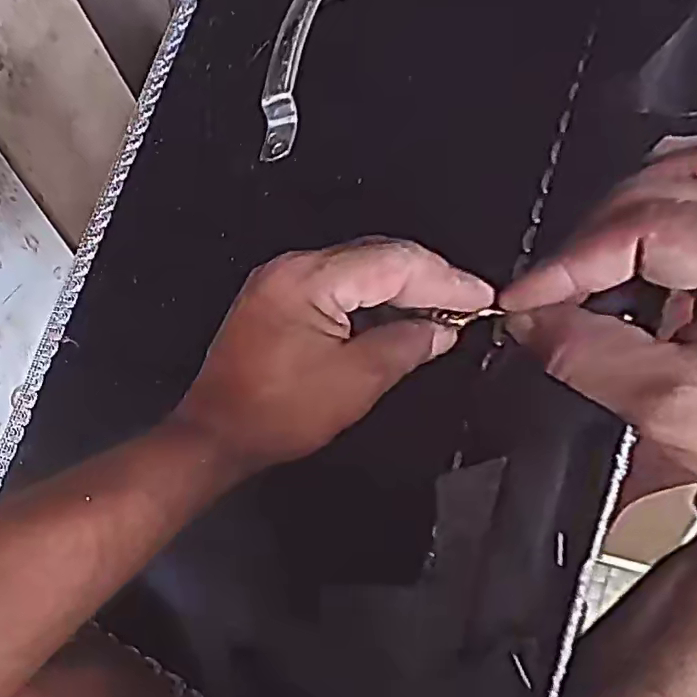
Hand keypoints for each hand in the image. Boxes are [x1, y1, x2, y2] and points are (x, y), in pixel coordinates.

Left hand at [170, 238, 492, 471]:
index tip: (480, 298)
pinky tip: (385, 326)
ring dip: (392, 296)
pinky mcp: (267, 305)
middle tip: (463, 309)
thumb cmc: (271, 416)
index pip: (395, 261)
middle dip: (423, 283)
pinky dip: (359, 306)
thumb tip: (441, 327)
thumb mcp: (356, 381)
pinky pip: (325, 292)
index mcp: (305, 280)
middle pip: (373, 259)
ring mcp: (272, 286)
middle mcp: (285, 271)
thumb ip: (407, 343)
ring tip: (432, 321)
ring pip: (351, 275)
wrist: (215, 436)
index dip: (446, 280)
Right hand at [502, 138, 696, 516]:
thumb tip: (527, 317)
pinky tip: (631, 272)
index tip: (521, 301)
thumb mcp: (668, 403)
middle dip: (590, 238)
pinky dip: (657, 231)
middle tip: (547, 292)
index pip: (655, 225)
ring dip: (623, 223)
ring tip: (585, 278)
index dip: (569, 262)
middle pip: (678, 185)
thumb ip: (584, 350)